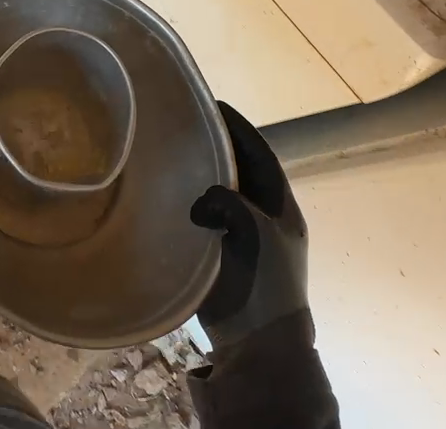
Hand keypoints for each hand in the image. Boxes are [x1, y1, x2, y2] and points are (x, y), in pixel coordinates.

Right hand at [190, 100, 309, 350]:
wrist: (256, 341)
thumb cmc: (266, 283)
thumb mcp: (257, 233)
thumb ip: (231, 202)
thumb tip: (200, 201)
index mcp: (281, 208)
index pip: (262, 155)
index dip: (241, 129)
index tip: (216, 105)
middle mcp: (261, 215)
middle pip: (238, 169)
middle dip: (217, 145)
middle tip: (185, 122)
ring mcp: (238, 233)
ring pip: (217, 190)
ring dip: (198, 171)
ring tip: (170, 149)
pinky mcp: (215, 249)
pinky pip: (200, 213)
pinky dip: (185, 197)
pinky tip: (164, 188)